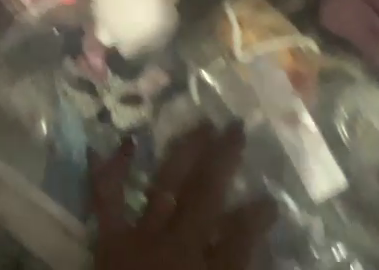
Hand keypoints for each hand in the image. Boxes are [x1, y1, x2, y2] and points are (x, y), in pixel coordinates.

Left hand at [91, 123, 278, 269]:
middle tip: (236, 126)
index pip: (242, 238)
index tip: (271, 200)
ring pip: (167, 185)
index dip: (257, 216)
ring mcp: (142, 240)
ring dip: (184, 152)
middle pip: (207, 196)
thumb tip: (254, 252)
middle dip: (223, 158)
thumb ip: (234, 267)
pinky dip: (113, 168)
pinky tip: (126, 142)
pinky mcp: (110, 240)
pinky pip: (107, 197)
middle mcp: (179, 249)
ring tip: (201, 123)